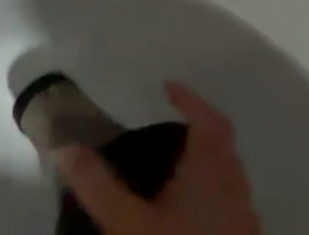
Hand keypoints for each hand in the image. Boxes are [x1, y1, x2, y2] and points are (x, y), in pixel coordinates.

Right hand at [57, 82, 262, 234]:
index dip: (192, 101)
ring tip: (164, 169)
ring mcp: (244, 226)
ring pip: (228, 182)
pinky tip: (178, 214)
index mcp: (212, 177)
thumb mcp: (127, 221)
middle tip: (161, 127)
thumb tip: (64, 145)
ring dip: (202, 166)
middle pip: (223, 152)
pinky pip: (227, 208)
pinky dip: (205, 196)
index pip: (212, 124)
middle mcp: (236, 196)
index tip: (165, 87)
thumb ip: (96, 183)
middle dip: (195, 133)